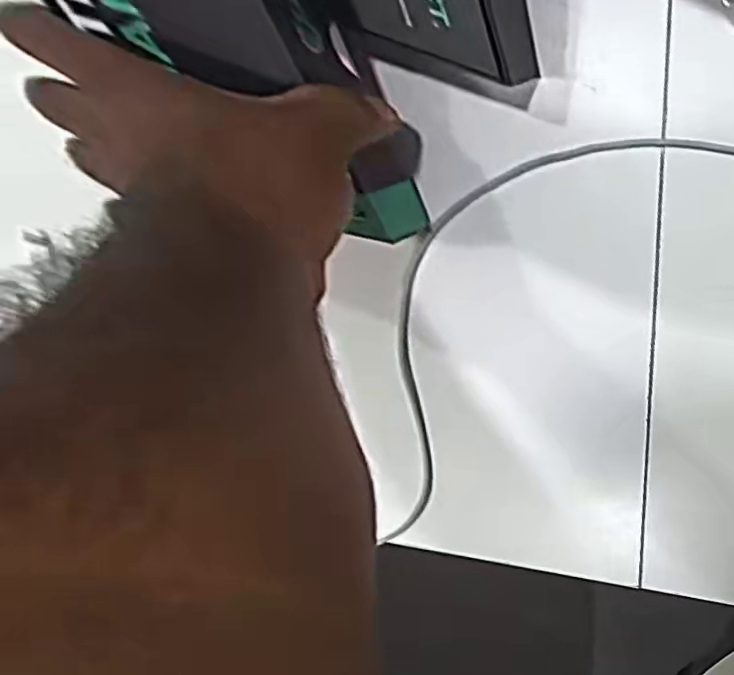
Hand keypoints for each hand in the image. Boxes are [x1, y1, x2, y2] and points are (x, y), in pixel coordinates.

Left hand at [1, 5, 397, 271]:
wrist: (249, 263)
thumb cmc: (249, 187)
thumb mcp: (316, 132)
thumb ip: (341, 114)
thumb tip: (366, 110)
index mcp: (126, 86)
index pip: (43, 32)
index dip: (55, 27)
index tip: (79, 33)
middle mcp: (110, 133)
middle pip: (56, 98)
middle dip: (85, 99)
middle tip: (128, 100)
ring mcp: (132, 187)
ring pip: (100, 157)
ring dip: (130, 157)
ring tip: (180, 161)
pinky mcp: (169, 234)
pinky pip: (161, 212)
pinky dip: (184, 210)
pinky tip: (220, 213)